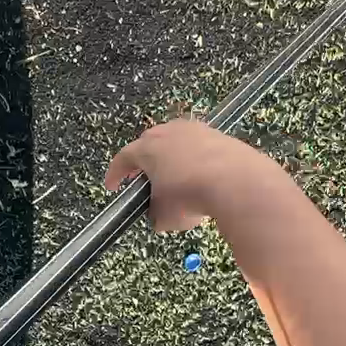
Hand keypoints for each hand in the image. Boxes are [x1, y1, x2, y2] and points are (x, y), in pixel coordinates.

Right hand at [103, 120, 287, 232]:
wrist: (234, 182)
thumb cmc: (188, 197)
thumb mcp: (163, 216)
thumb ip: (155, 213)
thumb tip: (159, 215)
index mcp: (147, 148)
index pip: (123, 159)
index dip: (115, 174)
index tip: (111, 185)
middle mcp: (168, 132)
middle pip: (149, 143)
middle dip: (143, 161)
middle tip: (141, 178)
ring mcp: (195, 129)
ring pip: (175, 142)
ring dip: (170, 158)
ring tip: (171, 178)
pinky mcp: (218, 134)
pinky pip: (197, 146)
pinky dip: (192, 160)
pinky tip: (197, 176)